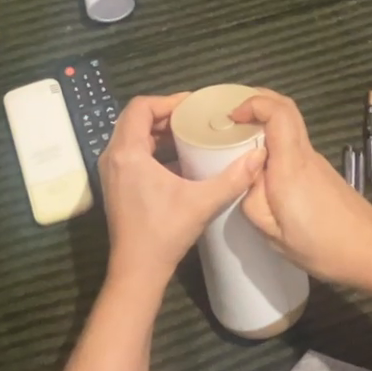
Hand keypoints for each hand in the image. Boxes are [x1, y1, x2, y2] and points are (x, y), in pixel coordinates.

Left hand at [98, 93, 262, 293]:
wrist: (138, 269)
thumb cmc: (164, 233)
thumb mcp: (203, 202)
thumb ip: (232, 178)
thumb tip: (259, 156)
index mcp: (127, 153)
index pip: (140, 107)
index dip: (167, 101)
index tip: (193, 105)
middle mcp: (113, 157)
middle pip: (135, 119)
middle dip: (165, 113)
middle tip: (195, 116)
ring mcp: (112, 171)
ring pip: (132, 135)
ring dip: (159, 130)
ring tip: (190, 131)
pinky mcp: (116, 184)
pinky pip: (132, 152)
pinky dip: (153, 147)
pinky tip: (179, 157)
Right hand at [230, 90, 371, 289]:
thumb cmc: (323, 245)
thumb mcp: (273, 233)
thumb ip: (251, 200)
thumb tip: (245, 177)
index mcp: (291, 165)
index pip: (278, 112)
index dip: (253, 103)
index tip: (231, 118)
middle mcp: (306, 155)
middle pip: (286, 109)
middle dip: (258, 102)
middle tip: (232, 118)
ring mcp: (318, 163)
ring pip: (291, 127)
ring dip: (266, 124)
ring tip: (240, 144)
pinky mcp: (323, 174)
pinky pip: (295, 147)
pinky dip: (276, 143)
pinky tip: (263, 169)